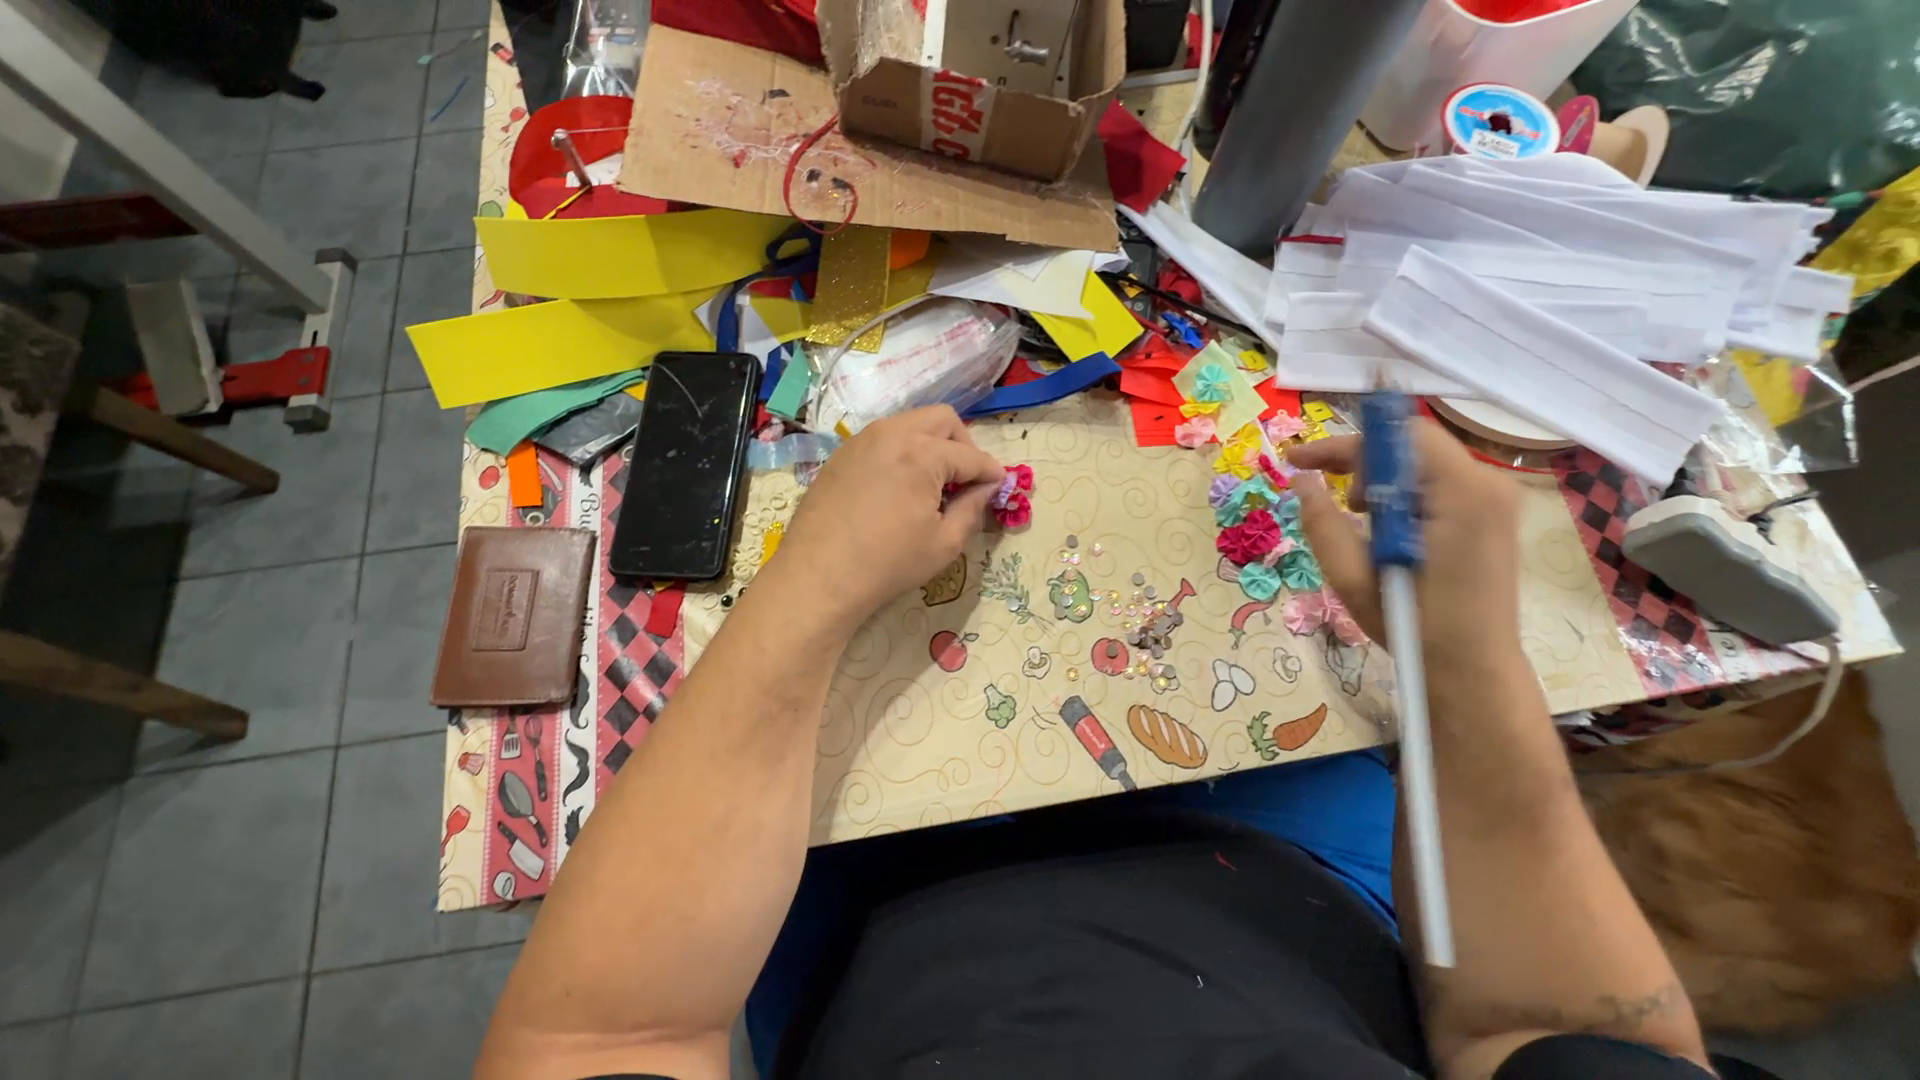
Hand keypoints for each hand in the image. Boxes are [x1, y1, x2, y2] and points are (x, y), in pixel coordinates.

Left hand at [769, 406, 1003, 631]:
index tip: (1000, 486)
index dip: (991, 472)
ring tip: (934, 482)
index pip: (971, 455)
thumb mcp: (944, 543)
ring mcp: (862, 440)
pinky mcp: (842, 454)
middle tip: (966, 478)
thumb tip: (986, 489)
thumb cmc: (888, 563)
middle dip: (963, 444)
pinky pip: (883, 438)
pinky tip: (900, 485)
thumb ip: (972, 509)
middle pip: (942, 420)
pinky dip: (902, 451)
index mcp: (923, 453)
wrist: (819, 576)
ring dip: (931, 443)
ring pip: (910, 423)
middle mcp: (892, 433)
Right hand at [1286, 421, 1525, 676]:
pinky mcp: (1493, 517)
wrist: (1474, 671)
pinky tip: (1386, 529)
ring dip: (1381, 480)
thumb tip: (1301, 480)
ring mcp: (1496, 501)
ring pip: (1423, 463)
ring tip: (1358, 519)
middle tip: (1332, 497)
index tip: (1300, 461)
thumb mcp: (1353, 578)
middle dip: (1361, 462)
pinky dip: (1403, 495)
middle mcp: (1488, 487)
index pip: (1401, 436)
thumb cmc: (1413, 628)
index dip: (1346, 441)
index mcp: (1461, 496)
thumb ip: (1323, 522)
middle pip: (1412, 445)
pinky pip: (1439, 483)